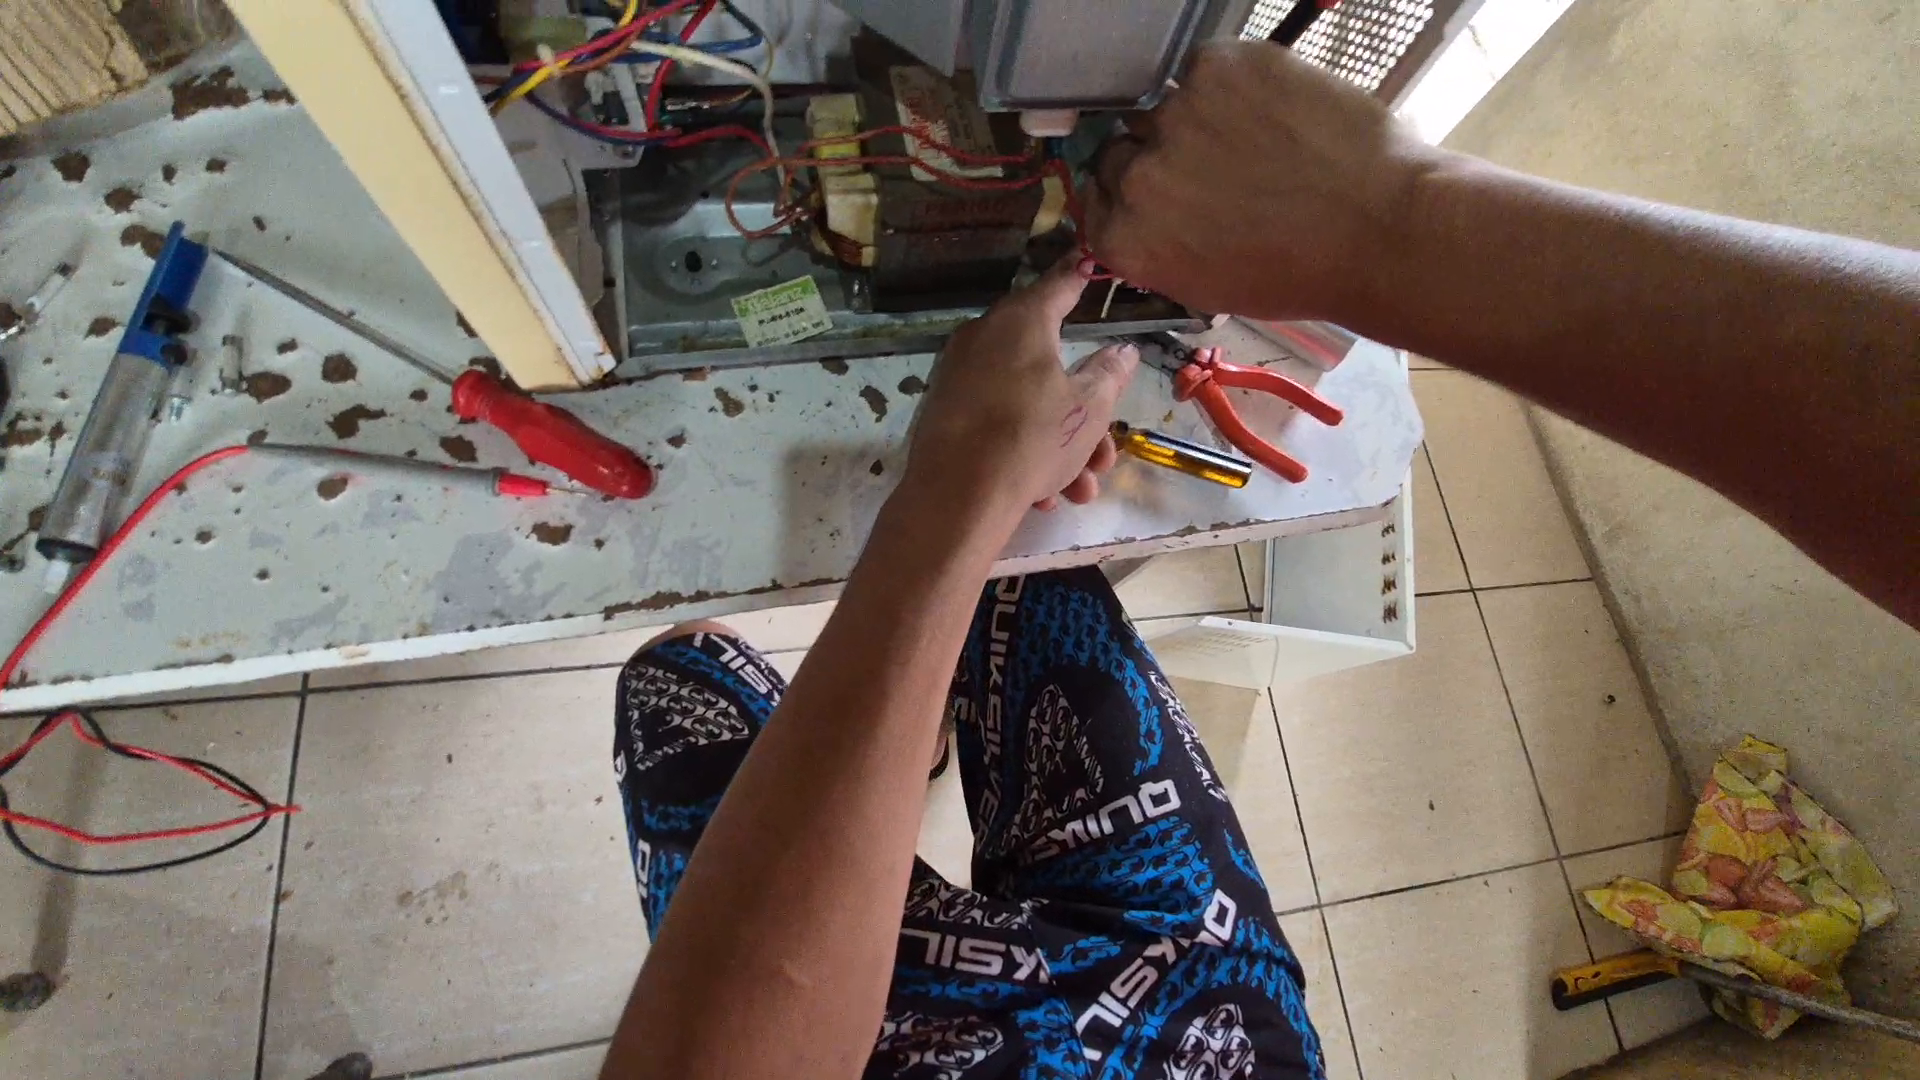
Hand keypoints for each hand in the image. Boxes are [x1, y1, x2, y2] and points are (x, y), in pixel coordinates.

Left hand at [905, 259, 1138, 521]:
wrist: (956, 496)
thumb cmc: (1031, 439)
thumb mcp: (1087, 409)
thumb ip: (1109, 375)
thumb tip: (1123, 350)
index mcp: (1021, 321)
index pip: (1060, 285)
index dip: (1081, 276)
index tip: (1090, 261)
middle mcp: (983, 339)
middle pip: (1048, 367)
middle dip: (1084, 420)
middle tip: (1102, 456)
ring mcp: (958, 377)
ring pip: (1025, 406)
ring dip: (1060, 451)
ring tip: (1077, 491)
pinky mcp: (943, 414)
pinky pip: (995, 425)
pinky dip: (1022, 455)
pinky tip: (1040, 497)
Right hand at [1084, 41, 1443, 321]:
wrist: (1370, 230)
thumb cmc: (1289, 275)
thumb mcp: (1199, 286)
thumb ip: (1152, 248)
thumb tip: (1141, 216)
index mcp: (1126, 240)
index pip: (1094, 202)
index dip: (1119, 196)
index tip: (1142, 193)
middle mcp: (1136, 177)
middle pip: (1118, 151)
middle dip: (1149, 159)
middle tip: (1197, 167)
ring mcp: (1174, 116)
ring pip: (1158, 108)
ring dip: (1185, 121)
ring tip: (1237, 137)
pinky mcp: (1217, 68)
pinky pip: (1200, 69)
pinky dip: (1223, 85)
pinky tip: (1261, 109)